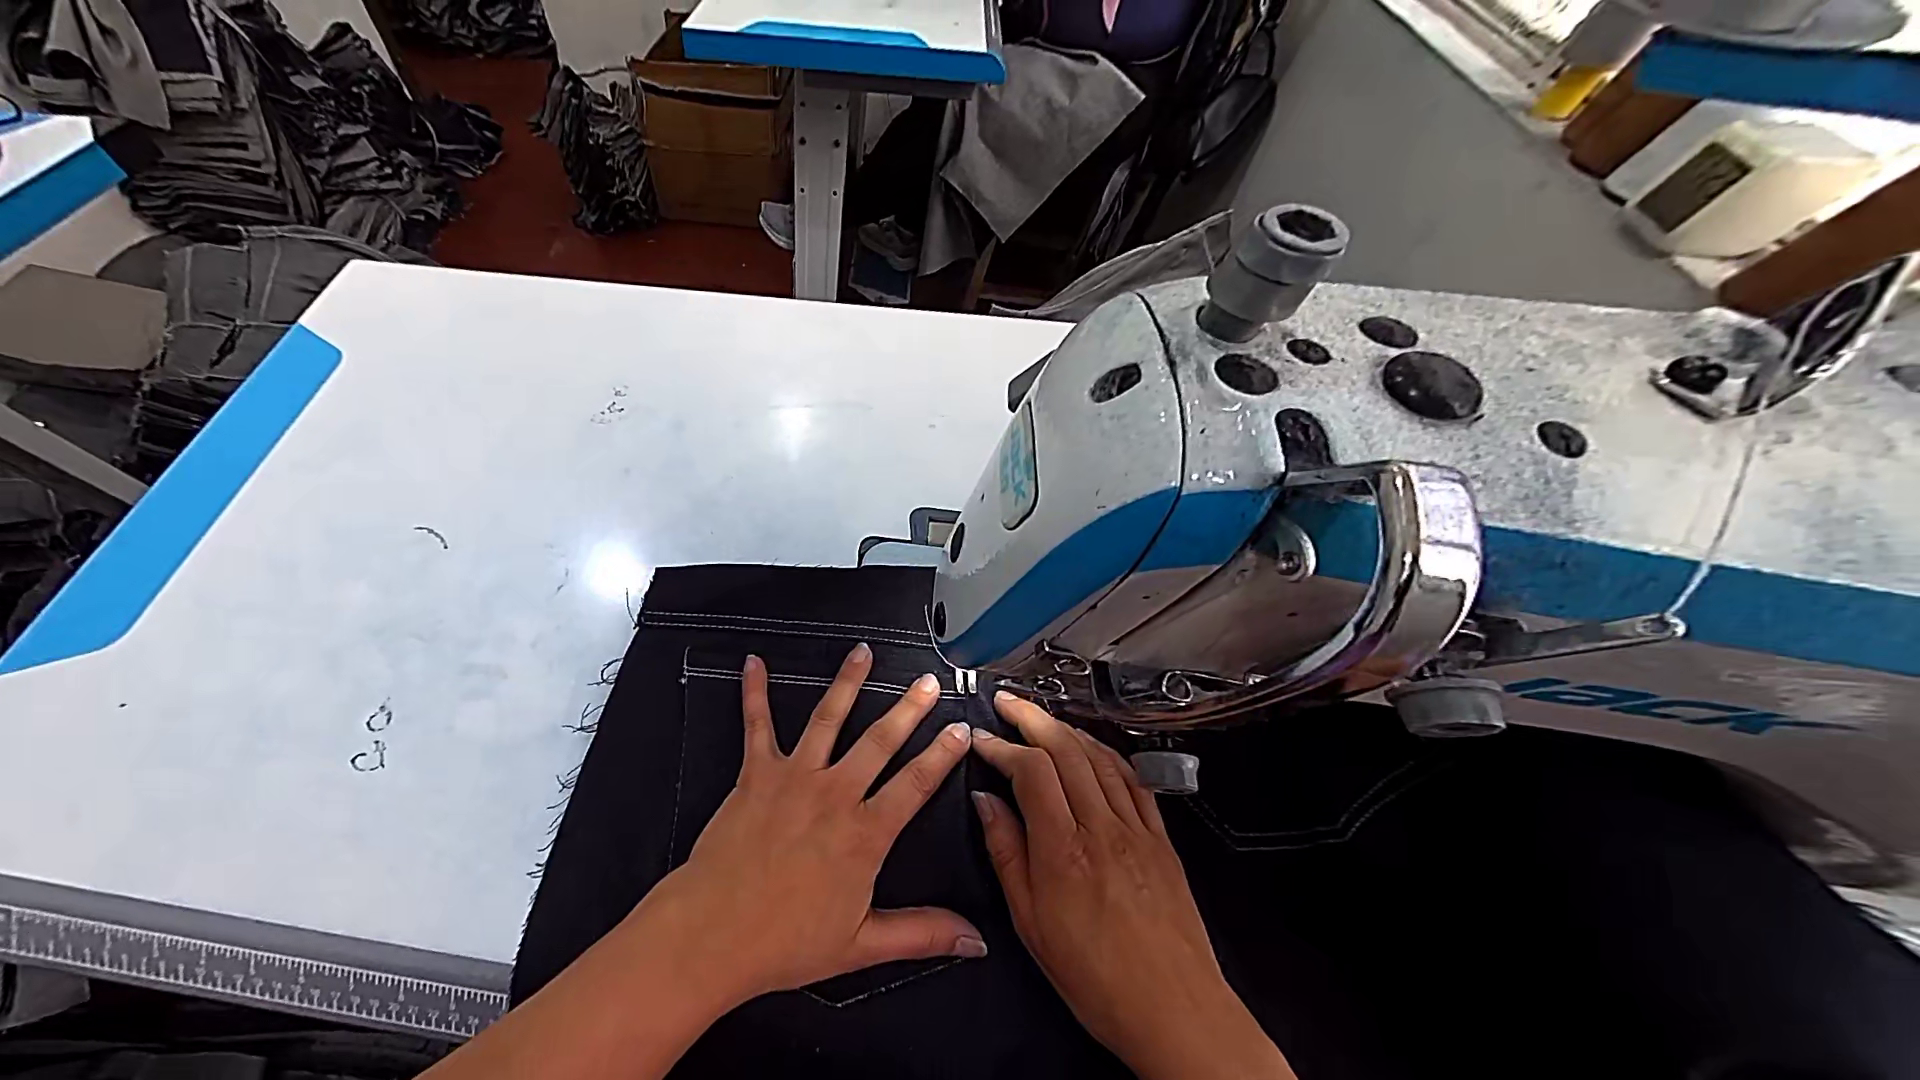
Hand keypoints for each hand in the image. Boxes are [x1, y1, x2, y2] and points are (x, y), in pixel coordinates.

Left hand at [619, 645, 983, 1011]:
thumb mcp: (861, 945)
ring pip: (829, 718)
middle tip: (928, 681)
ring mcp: (794, 778)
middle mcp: (834, 795)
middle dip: (909, 707)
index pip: (916, 784)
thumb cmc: (781, 942)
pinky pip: (757, 725)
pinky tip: (755, 665)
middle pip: (880, 740)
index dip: (943, 754)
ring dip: (849, 682)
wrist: (709, 937)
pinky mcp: (757, 774)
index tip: (961, 730)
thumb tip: (972, 941)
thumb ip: (921, 934)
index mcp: (863, 834)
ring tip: (864, 653)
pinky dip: (756, 693)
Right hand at [971, 693, 1294, 1079]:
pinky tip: (1094, 748)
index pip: (1031, 770)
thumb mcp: (1032, 923)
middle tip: (1008, 702)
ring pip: (1099, 755)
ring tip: (1043, 717)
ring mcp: (1136, 828)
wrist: (1175, 1010)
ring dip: (1067, 727)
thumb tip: (986, 803)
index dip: (1002, 745)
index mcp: (1064, 850)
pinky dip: (1107, 752)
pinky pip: (1133, 778)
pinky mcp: (1160, 837)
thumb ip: (1007, 853)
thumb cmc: (1098, 978)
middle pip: (1065, 748)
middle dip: (1031, 716)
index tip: (982, 738)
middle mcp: (1102, 827)